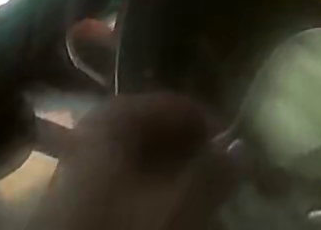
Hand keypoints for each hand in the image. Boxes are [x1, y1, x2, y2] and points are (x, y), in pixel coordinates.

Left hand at [26, 95, 235, 229]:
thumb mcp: (175, 210)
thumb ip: (212, 174)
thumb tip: (242, 146)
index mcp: (113, 117)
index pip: (175, 104)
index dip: (210, 128)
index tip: (238, 155)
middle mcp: (95, 130)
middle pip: (158, 132)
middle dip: (192, 155)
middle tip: (223, 183)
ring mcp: (82, 166)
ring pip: (143, 162)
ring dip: (176, 179)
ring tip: (202, 205)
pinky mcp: (78, 202)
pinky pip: (127, 186)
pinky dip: (153, 198)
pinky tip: (170, 217)